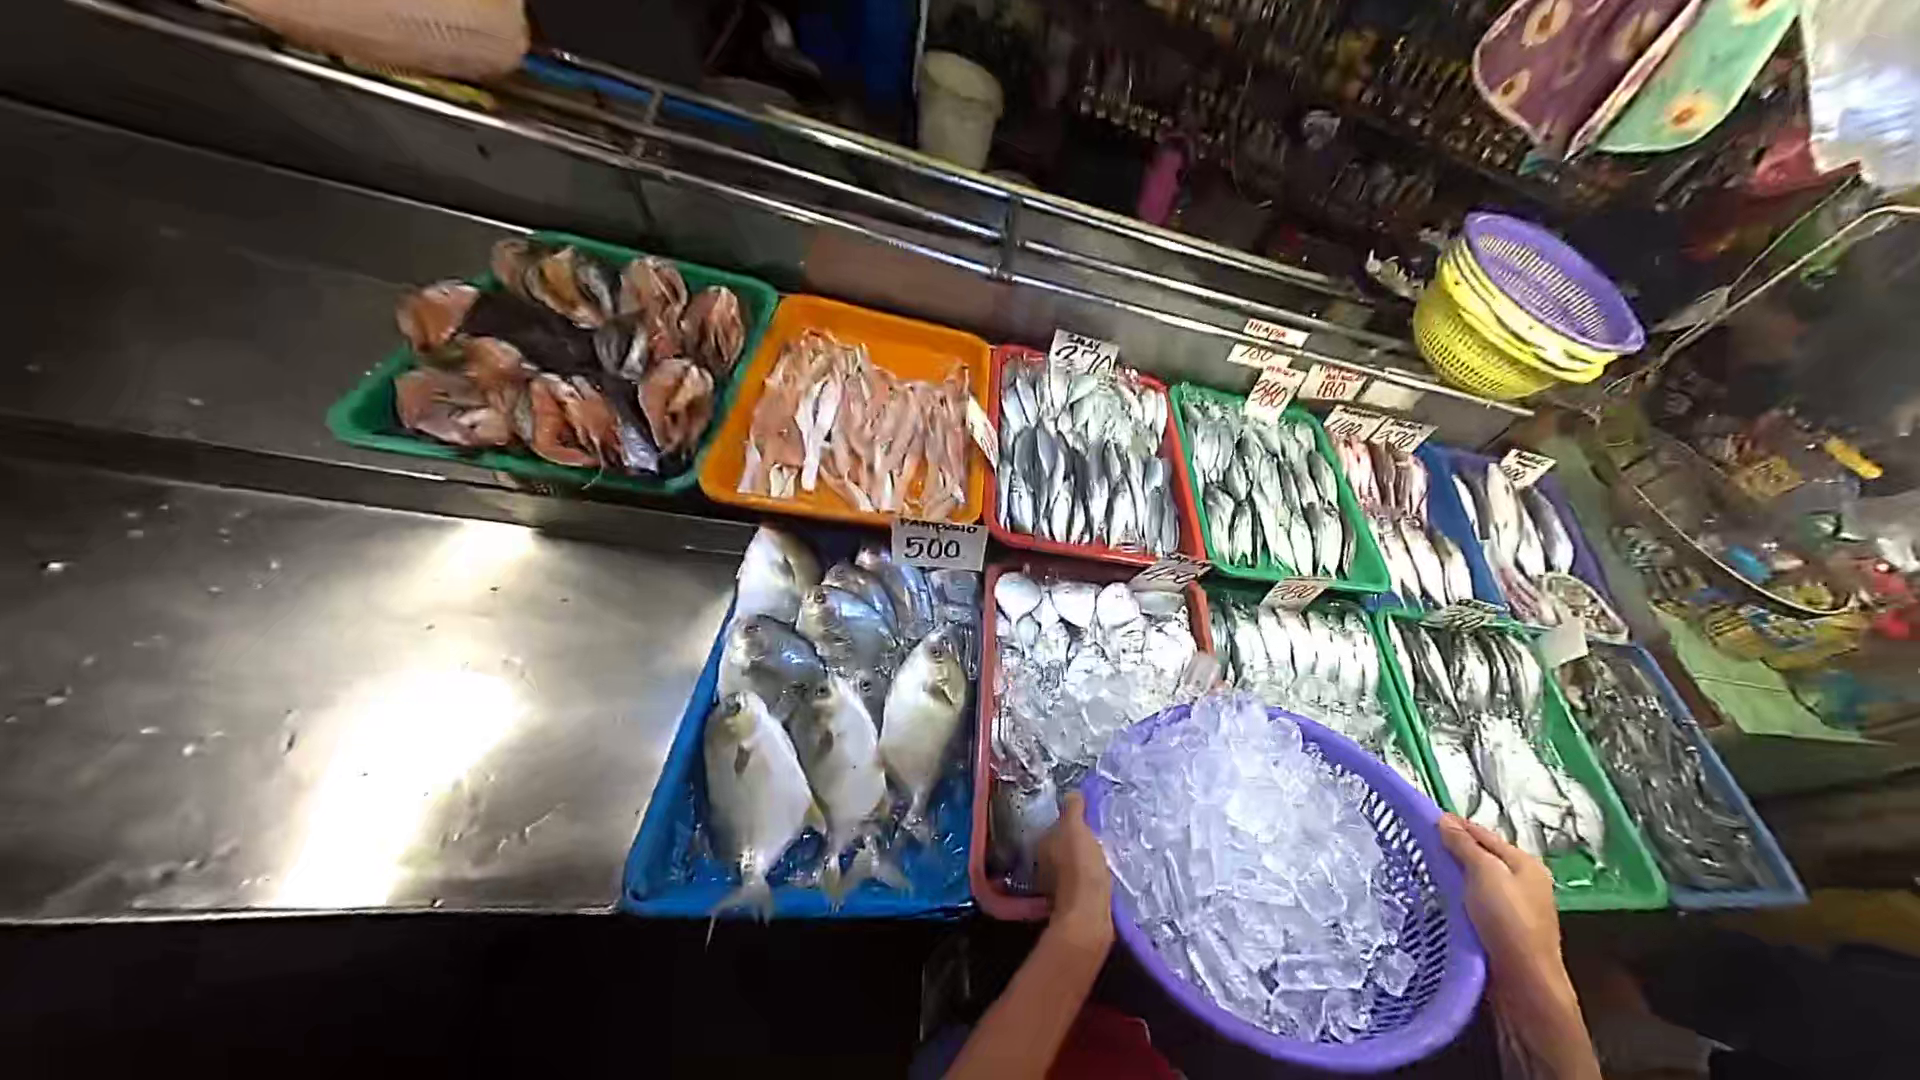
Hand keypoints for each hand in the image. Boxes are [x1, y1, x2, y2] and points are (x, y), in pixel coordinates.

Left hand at [1037, 792, 1112, 949]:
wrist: (1089, 914)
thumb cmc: (1080, 866)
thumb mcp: (1076, 828)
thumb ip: (1073, 809)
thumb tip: (1072, 793)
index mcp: (1043, 844)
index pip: (1056, 827)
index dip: (1072, 823)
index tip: (1089, 821)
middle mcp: (1045, 864)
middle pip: (1063, 847)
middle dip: (1078, 843)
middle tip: (1100, 837)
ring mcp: (1058, 886)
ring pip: (1072, 866)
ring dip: (1085, 862)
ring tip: (1105, 857)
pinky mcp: (1073, 903)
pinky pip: (1083, 883)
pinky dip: (1091, 879)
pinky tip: (1104, 877)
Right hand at [1440, 814, 1598, 1078]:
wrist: (1523, 981)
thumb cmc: (1507, 920)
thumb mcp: (1484, 872)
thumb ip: (1464, 844)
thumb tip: (1444, 819)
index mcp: (1525, 863)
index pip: (1481, 831)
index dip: (1451, 824)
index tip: (1419, 818)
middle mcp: (1523, 881)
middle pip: (1478, 854)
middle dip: (1449, 847)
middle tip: (1416, 842)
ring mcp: (1512, 905)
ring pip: (1473, 876)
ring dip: (1450, 870)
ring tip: (1420, 865)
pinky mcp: (1499, 925)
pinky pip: (1471, 897)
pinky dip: (1453, 891)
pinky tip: (1436, 893)